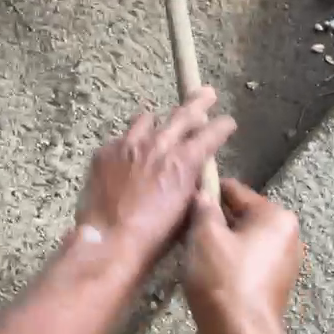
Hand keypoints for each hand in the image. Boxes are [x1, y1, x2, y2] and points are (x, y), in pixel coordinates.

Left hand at [76, 88, 235, 261]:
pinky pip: (121, 139)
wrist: (110, 241)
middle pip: (182, 114)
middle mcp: (158, 146)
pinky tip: (127, 157)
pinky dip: (129, 144)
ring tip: (156, 123)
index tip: (228, 122)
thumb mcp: (186, 210)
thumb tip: (194, 172)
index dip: (222, 126)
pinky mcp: (105, 152)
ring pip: (146, 119)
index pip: (210, 134)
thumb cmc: (153, 236)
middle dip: (198, 102)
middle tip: (206, 93)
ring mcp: (128, 145)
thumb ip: (192, 183)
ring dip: (156, 121)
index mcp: (184, 162)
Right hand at [185, 179, 302, 333]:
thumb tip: (203, 190)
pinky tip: (202, 272)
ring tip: (188, 252)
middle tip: (181, 229)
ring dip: (215, 243)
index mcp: (276, 216)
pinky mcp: (271, 286)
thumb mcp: (205, 235)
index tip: (181, 199)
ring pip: (239, 241)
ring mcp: (281, 264)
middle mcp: (286, 236)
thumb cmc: (222, 279)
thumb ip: (204, 206)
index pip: (234, 190)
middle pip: (239, 216)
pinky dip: (224, 263)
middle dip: (211, 220)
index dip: (205, 191)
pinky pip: (243, 263)